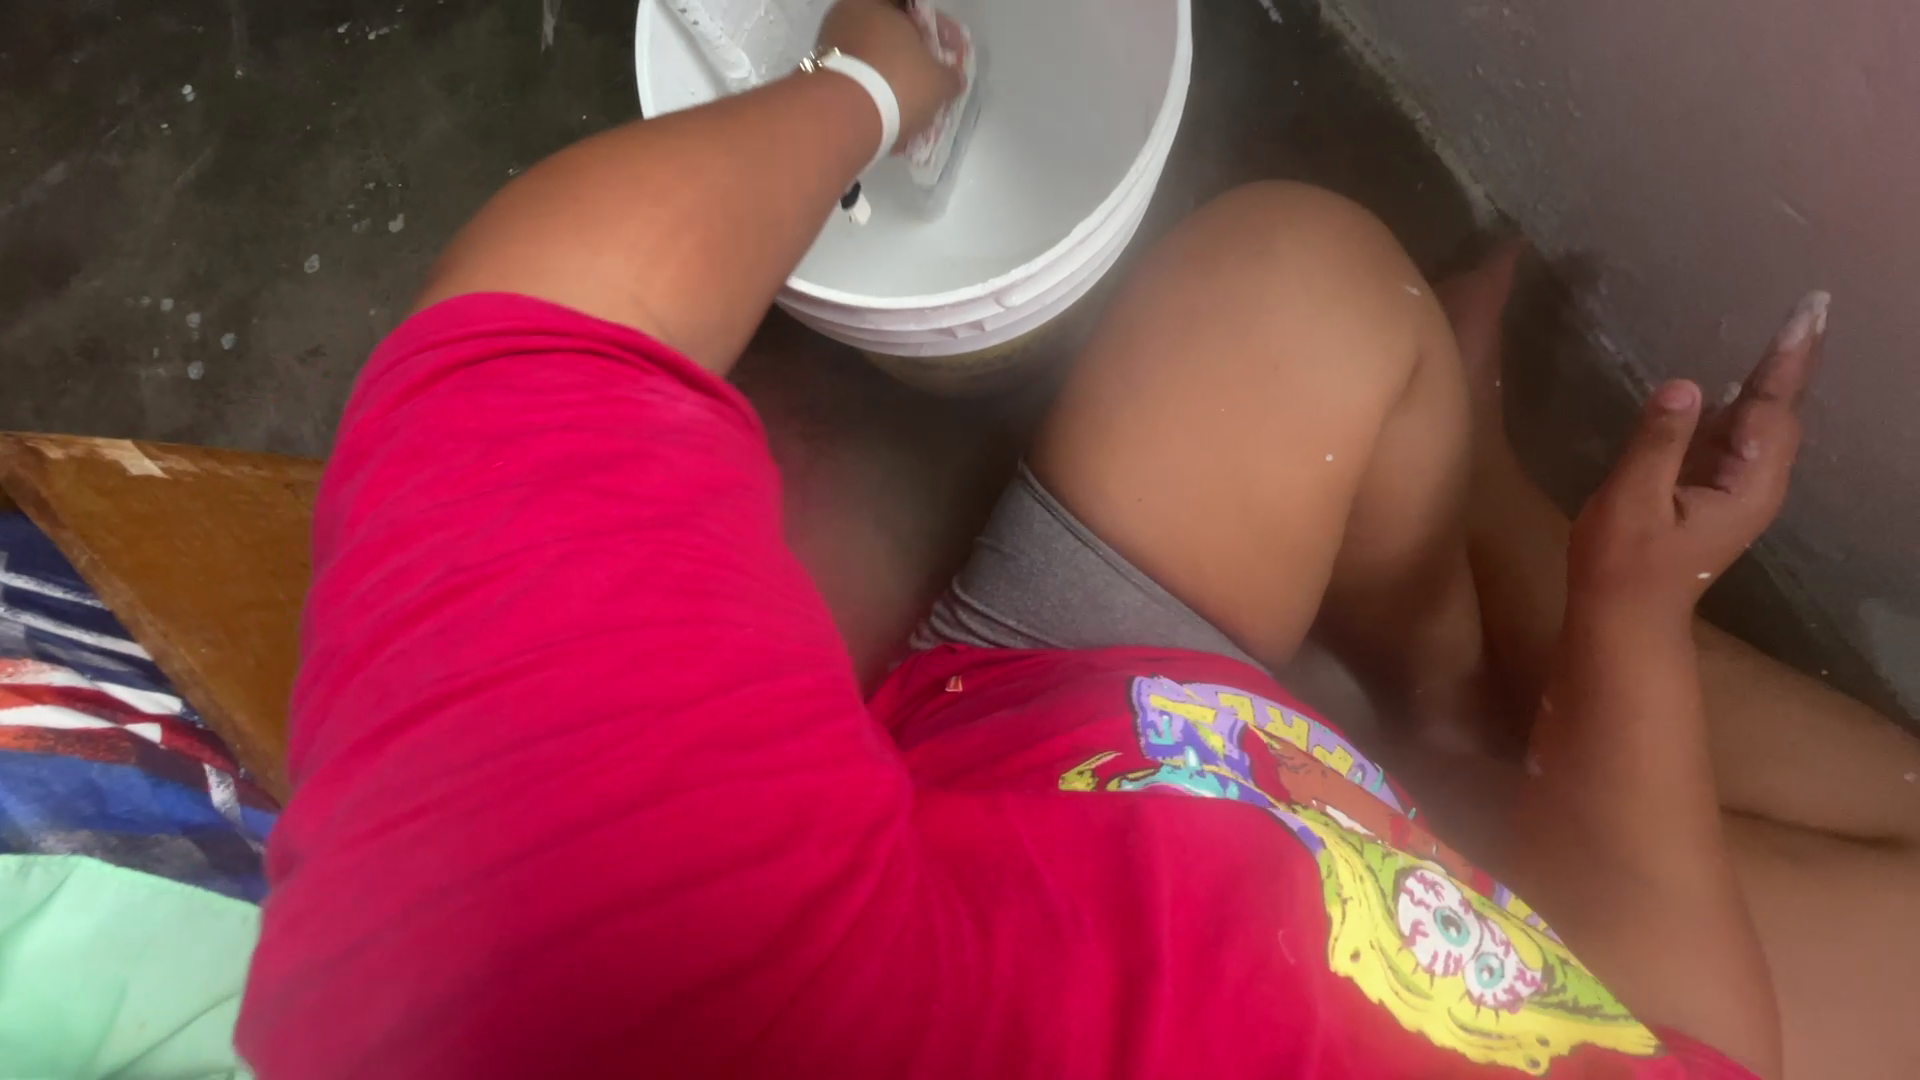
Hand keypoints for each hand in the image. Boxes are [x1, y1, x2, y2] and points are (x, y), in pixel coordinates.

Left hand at [818, 0, 965, 150]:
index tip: (947, 52)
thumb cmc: (897, 84)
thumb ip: (950, 76)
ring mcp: (830, 47)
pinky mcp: (820, 80)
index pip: (912, 6)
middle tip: (929, 84)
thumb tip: (954, 78)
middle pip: (889, 35)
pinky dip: (873, 100)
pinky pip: (856, 86)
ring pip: (872, 63)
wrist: (843, 118)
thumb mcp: (937, 82)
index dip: (934, 29)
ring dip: (892, 84)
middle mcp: (848, 16)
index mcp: (876, 2)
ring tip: (910, 112)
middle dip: (911, 60)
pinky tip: (889, 122)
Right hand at [1568, 292, 1827, 620]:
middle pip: (1780, 415)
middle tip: (1807, 315)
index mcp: (1747, 484)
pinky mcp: (1710, 499)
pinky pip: (1733, 445)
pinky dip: (1738, 412)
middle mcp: (1756, 485)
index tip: (1808, 315)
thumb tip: (1683, 387)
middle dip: (1791, 365)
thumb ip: (1658, 443)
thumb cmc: (1622, 560)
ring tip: (1781, 344)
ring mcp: (1734, 494)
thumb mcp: (1631, 499)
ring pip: (1760, 429)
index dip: (1786, 361)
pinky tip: (1730, 396)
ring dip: (1769, 385)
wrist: (1623, 612)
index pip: (1772, 410)